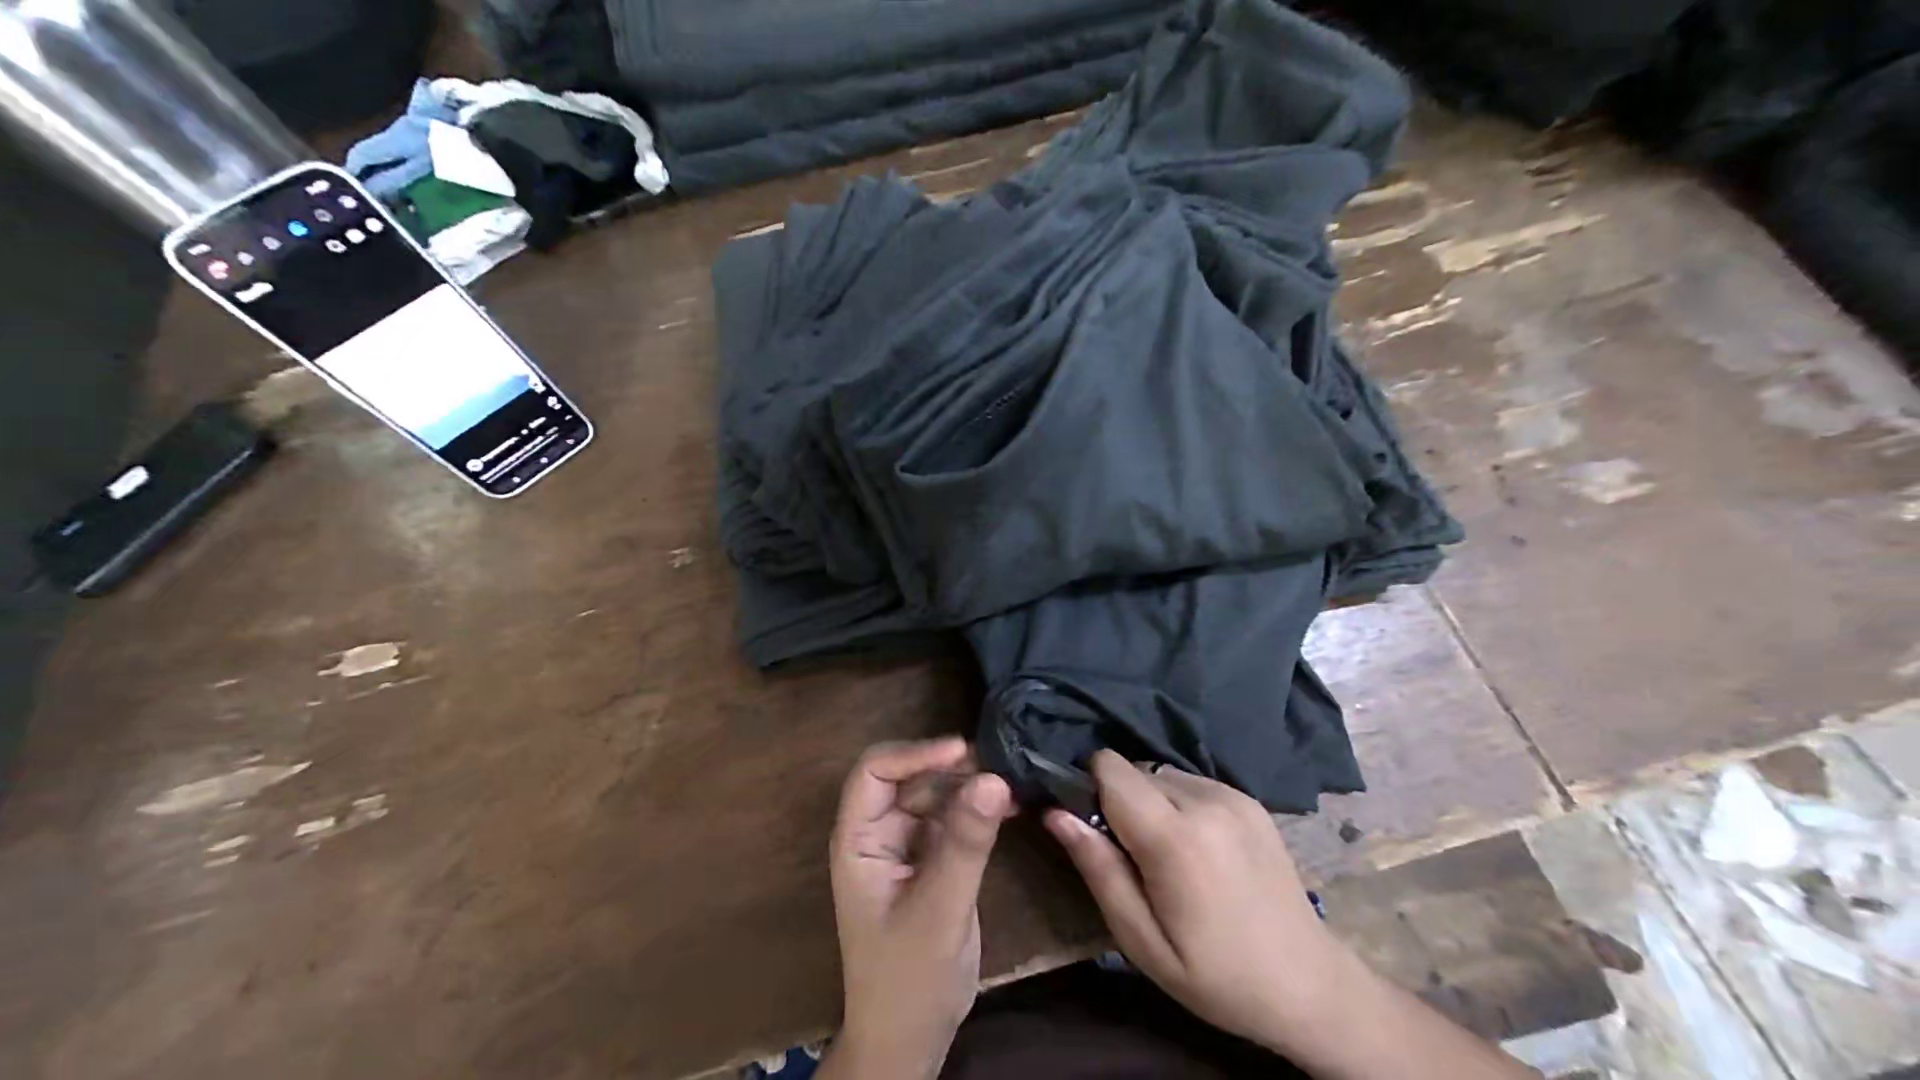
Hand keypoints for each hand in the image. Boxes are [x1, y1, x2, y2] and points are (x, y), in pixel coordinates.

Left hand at [821, 738, 1014, 1079]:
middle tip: (1001, 765)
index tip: (964, 750)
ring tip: (1013, 783)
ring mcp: (906, 846)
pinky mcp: (932, 860)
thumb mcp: (940, 910)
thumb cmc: (909, 978)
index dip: (915, 754)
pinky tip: (1012, 808)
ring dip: (969, 786)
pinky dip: (979, 811)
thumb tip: (994, 778)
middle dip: (951, 768)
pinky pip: (954, 821)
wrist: (911, 1038)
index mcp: (858, 840)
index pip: (874, 772)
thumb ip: (965, 844)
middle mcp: (879, 834)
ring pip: (935, 795)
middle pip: (909, 778)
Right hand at [1043, 750, 1344, 1049]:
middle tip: (1132, 857)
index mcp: (1176, 838)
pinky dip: (1179, 805)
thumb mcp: (1141, 941)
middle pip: (1134, 772)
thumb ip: (1097, 868)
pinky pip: (1190, 783)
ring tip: (1167, 856)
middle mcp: (1206, 801)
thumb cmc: (1216, 976)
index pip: (1109, 768)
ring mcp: (1232, 796)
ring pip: (1160, 775)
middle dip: (1119, 803)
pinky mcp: (1249, 799)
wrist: (1309, 985)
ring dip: (1150, 804)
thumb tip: (1054, 812)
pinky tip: (1197, 849)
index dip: (1089, 787)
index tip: (1090, 826)